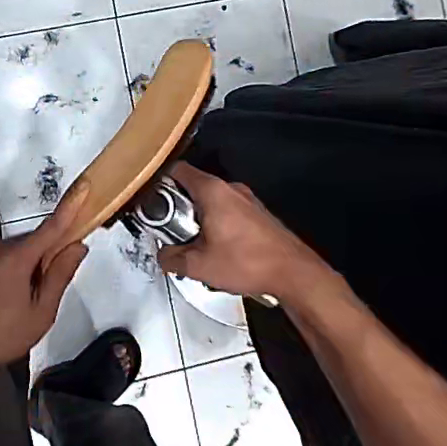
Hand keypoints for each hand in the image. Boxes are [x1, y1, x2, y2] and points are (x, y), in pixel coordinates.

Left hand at [0, 185, 90, 364]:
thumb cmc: (1, 333)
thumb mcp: (41, 310)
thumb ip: (60, 274)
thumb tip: (76, 247)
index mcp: (17, 257)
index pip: (52, 226)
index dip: (71, 207)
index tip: (84, 187)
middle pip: (37, 240)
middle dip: (51, 254)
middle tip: (52, 287)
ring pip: (21, 250)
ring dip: (33, 265)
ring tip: (28, 301)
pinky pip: (6, 257)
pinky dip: (17, 268)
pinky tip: (14, 296)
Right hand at [157, 162, 333, 303]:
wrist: (296, 275)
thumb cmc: (249, 263)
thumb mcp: (198, 266)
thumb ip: (171, 258)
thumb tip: (163, 255)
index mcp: (212, 191)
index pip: (177, 170)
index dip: (159, 181)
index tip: (150, 198)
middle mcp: (230, 189)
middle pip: (193, 186)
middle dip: (178, 206)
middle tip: (172, 229)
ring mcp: (247, 200)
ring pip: (211, 200)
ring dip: (199, 217)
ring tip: (196, 244)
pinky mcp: (258, 214)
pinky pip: (228, 211)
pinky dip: (218, 223)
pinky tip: (219, 249)